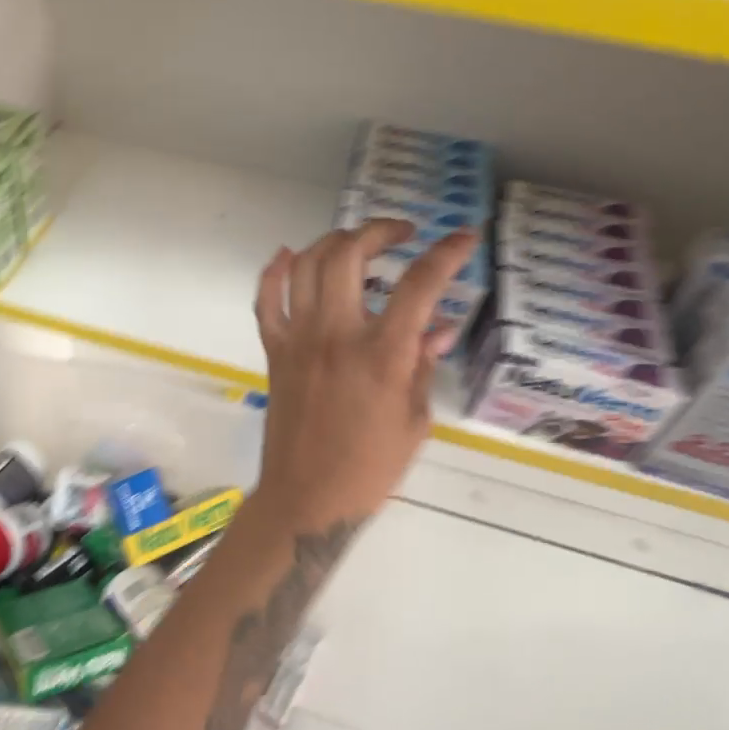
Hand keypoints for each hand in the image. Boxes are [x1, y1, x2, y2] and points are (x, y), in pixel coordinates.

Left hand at [251, 220, 479, 527]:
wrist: (307, 498)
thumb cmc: (370, 468)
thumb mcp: (414, 421)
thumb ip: (422, 366)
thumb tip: (436, 329)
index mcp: (382, 355)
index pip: (419, 286)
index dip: (447, 254)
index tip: (463, 237)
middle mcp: (336, 335)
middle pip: (348, 255)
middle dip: (378, 231)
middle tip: (400, 234)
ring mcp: (298, 339)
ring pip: (304, 265)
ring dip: (332, 242)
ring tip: (355, 243)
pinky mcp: (274, 350)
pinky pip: (266, 299)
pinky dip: (274, 271)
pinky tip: (288, 256)